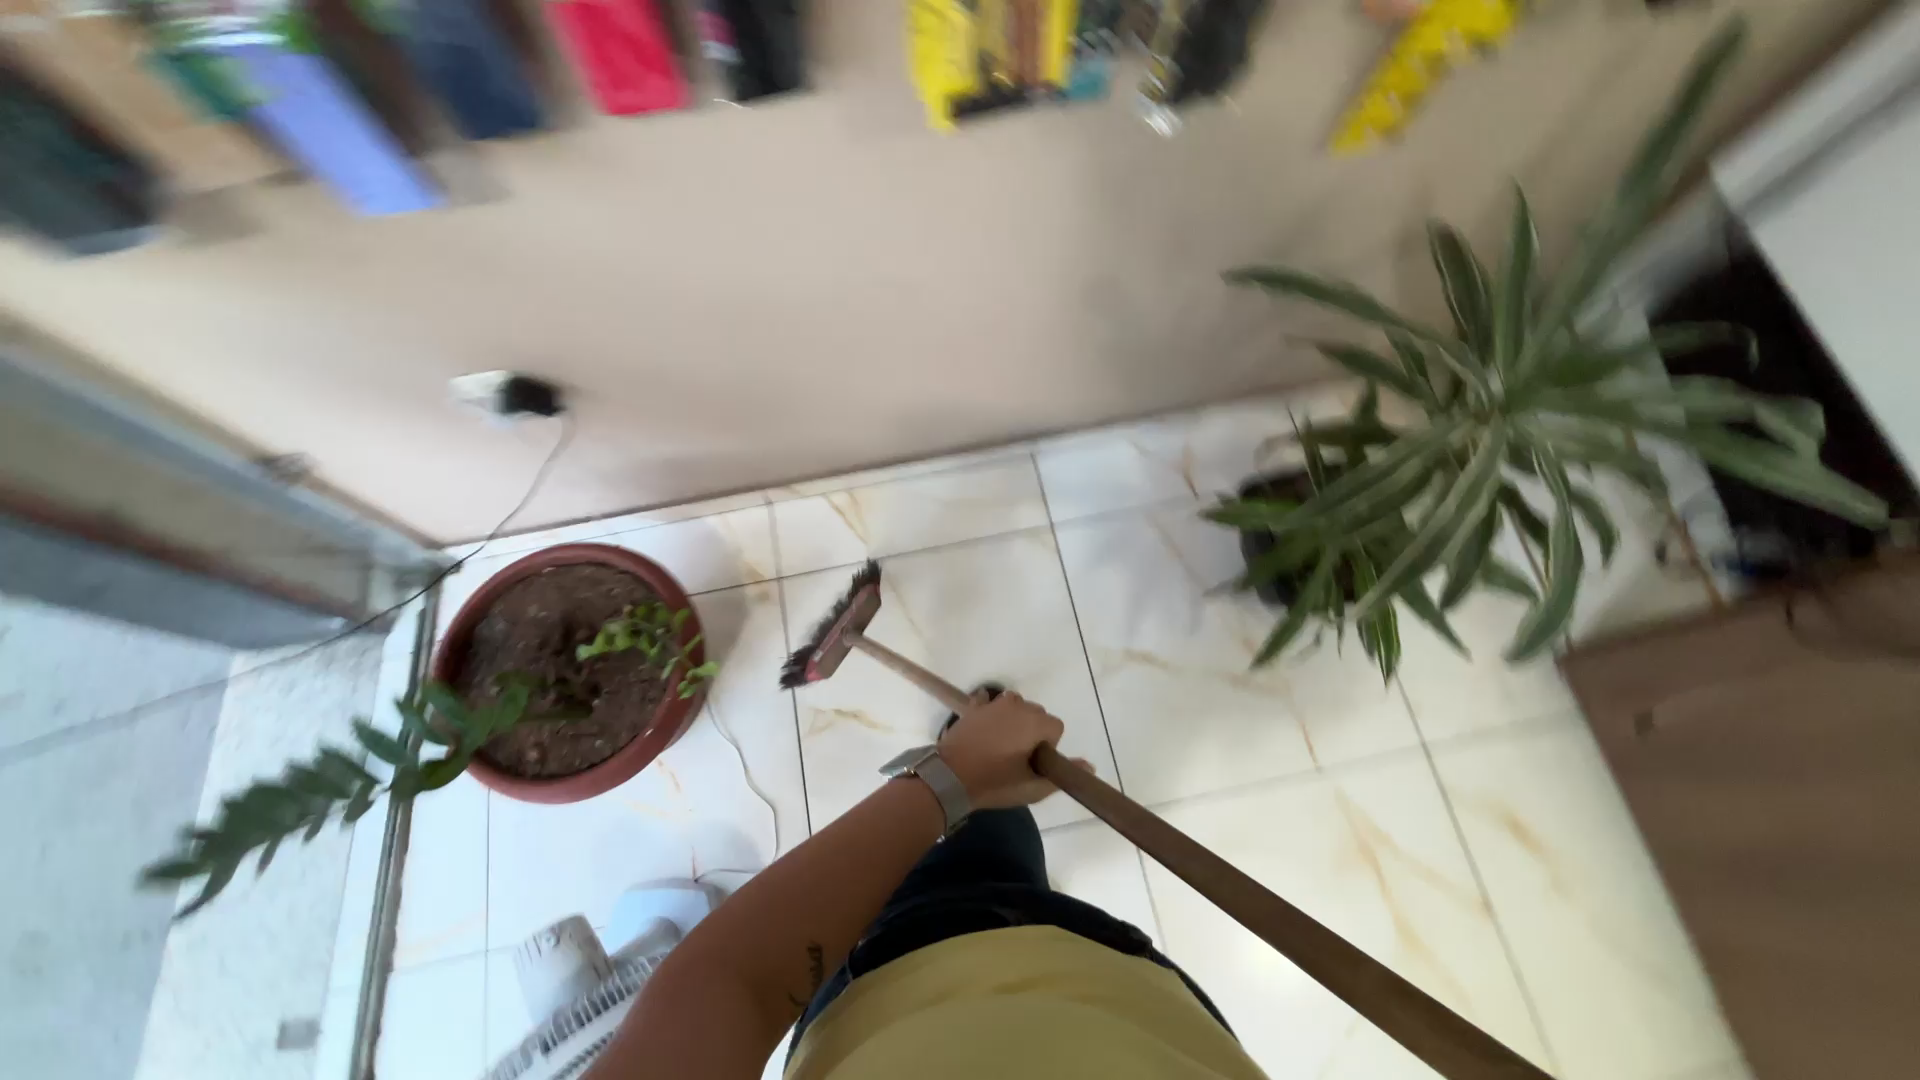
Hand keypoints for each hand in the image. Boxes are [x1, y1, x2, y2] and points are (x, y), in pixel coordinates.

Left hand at [937, 690, 1083, 808]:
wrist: (950, 777)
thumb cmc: (995, 782)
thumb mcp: (1032, 788)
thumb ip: (1062, 775)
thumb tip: (1089, 765)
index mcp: (1034, 722)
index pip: (1056, 727)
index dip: (1048, 746)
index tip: (1034, 763)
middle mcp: (1017, 706)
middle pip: (1036, 714)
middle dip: (1032, 732)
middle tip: (1017, 758)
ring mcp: (993, 704)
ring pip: (1015, 706)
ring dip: (1014, 720)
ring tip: (1001, 745)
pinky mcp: (973, 708)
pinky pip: (989, 702)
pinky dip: (991, 712)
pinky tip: (985, 727)